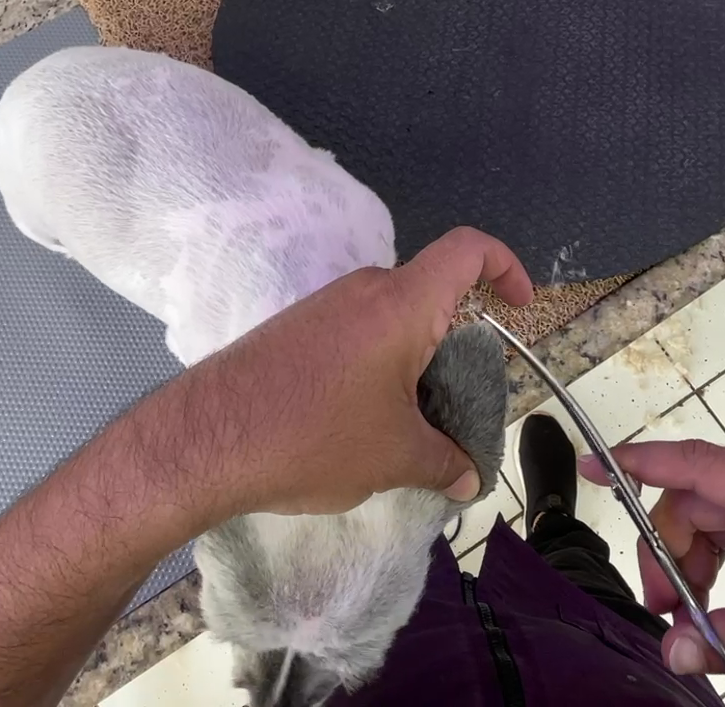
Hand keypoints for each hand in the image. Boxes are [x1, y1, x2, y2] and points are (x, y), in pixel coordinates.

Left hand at [157, 226, 533, 518]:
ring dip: (413, 363)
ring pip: (392, 319)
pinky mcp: (297, 326)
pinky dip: (377, 365)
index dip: (505, 263)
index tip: (518, 304)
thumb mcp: (394, 456)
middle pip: (430, 297)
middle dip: (454, 347)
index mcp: (401, 303)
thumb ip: (444, 461)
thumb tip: (467, 476)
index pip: (467, 248)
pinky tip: (359, 420)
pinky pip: (357, 331)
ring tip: (406, 426)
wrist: (206, 438)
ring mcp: (325, 305)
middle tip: (454, 406)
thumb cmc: (314, 434)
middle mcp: (365, 289)